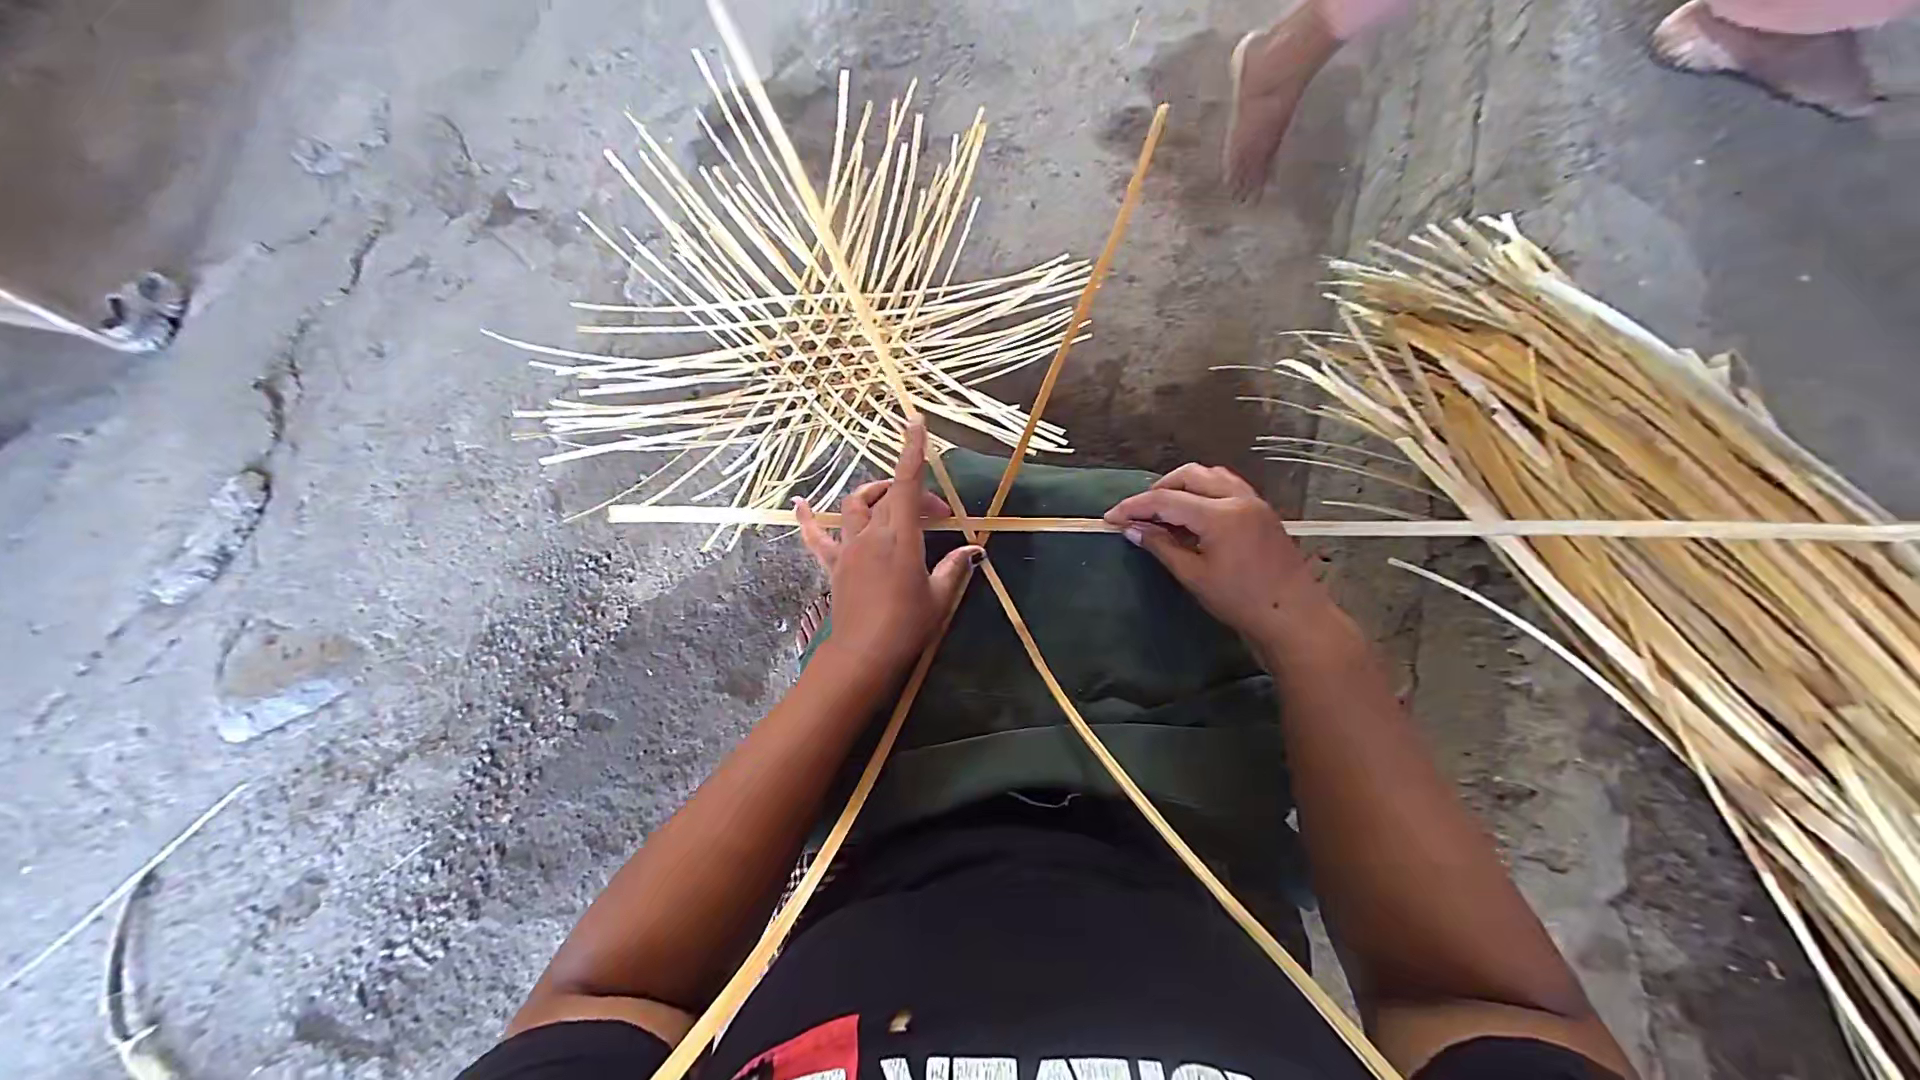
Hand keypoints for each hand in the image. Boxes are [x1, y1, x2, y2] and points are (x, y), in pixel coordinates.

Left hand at [795, 423, 982, 672]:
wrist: (864, 656)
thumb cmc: (907, 627)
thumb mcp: (939, 597)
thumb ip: (954, 568)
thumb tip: (974, 550)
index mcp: (901, 538)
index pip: (907, 484)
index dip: (912, 451)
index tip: (914, 422)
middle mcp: (871, 535)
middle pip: (889, 495)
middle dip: (914, 493)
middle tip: (938, 516)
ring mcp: (849, 549)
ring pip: (857, 506)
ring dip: (875, 496)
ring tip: (892, 501)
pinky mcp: (835, 565)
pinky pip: (817, 537)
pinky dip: (809, 519)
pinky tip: (799, 503)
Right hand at [1103, 463, 1327, 643]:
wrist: (1293, 617)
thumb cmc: (1240, 601)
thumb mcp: (1194, 576)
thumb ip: (1162, 546)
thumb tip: (1132, 529)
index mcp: (1220, 515)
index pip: (1166, 500)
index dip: (1134, 507)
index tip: (1112, 518)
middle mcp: (1238, 499)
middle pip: (1188, 476)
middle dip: (1158, 490)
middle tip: (1139, 512)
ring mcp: (1253, 502)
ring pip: (1210, 476)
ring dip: (1182, 486)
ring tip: (1164, 509)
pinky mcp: (1261, 511)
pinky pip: (1227, 486)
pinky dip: (1203, 491)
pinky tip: (1193, 512)